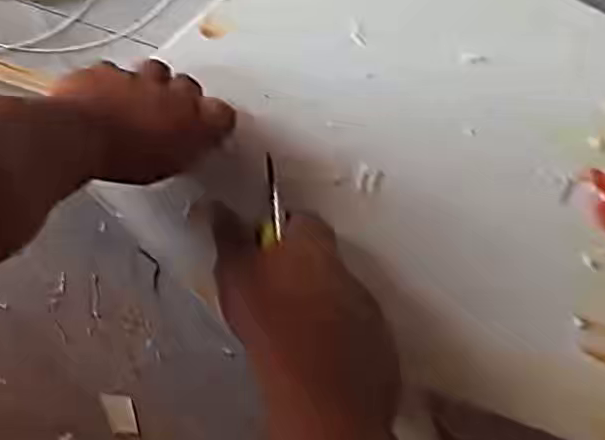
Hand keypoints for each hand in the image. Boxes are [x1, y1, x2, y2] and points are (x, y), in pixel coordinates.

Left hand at [49, 59, 234, 183]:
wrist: (78, 134)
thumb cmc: (118, 157)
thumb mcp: (163, 167)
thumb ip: (180, 149)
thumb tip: (179, 148)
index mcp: (192, 122)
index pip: (221, 113)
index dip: (213, 117)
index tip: (206, 123)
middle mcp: (169, 92)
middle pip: (186, 85)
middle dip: (176, 95)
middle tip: (162, 111)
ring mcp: (137, 77)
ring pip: (151, 70)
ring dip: (145, 83)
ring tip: (131, 101)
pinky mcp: (107, 68)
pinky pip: (115, 70)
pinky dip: (111, 80)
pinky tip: (101, 94)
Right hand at [209, 205, 400, 439]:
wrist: (318, 397)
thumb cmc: (272, 326)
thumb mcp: (232, 269)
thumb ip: (228, 233)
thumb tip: (220, 209)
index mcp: (313, 246)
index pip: (301, 217)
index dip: (279, 226)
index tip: (261, 239)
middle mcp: (350, 274)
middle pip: (322, 257)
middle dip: (299, 265)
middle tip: (268, 280)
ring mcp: (372, 316)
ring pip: (341, 294)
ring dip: (319, 299)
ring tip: (287, 318)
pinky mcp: (383, 354)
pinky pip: (357, 331)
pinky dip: (337, 333)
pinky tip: (309, 346)